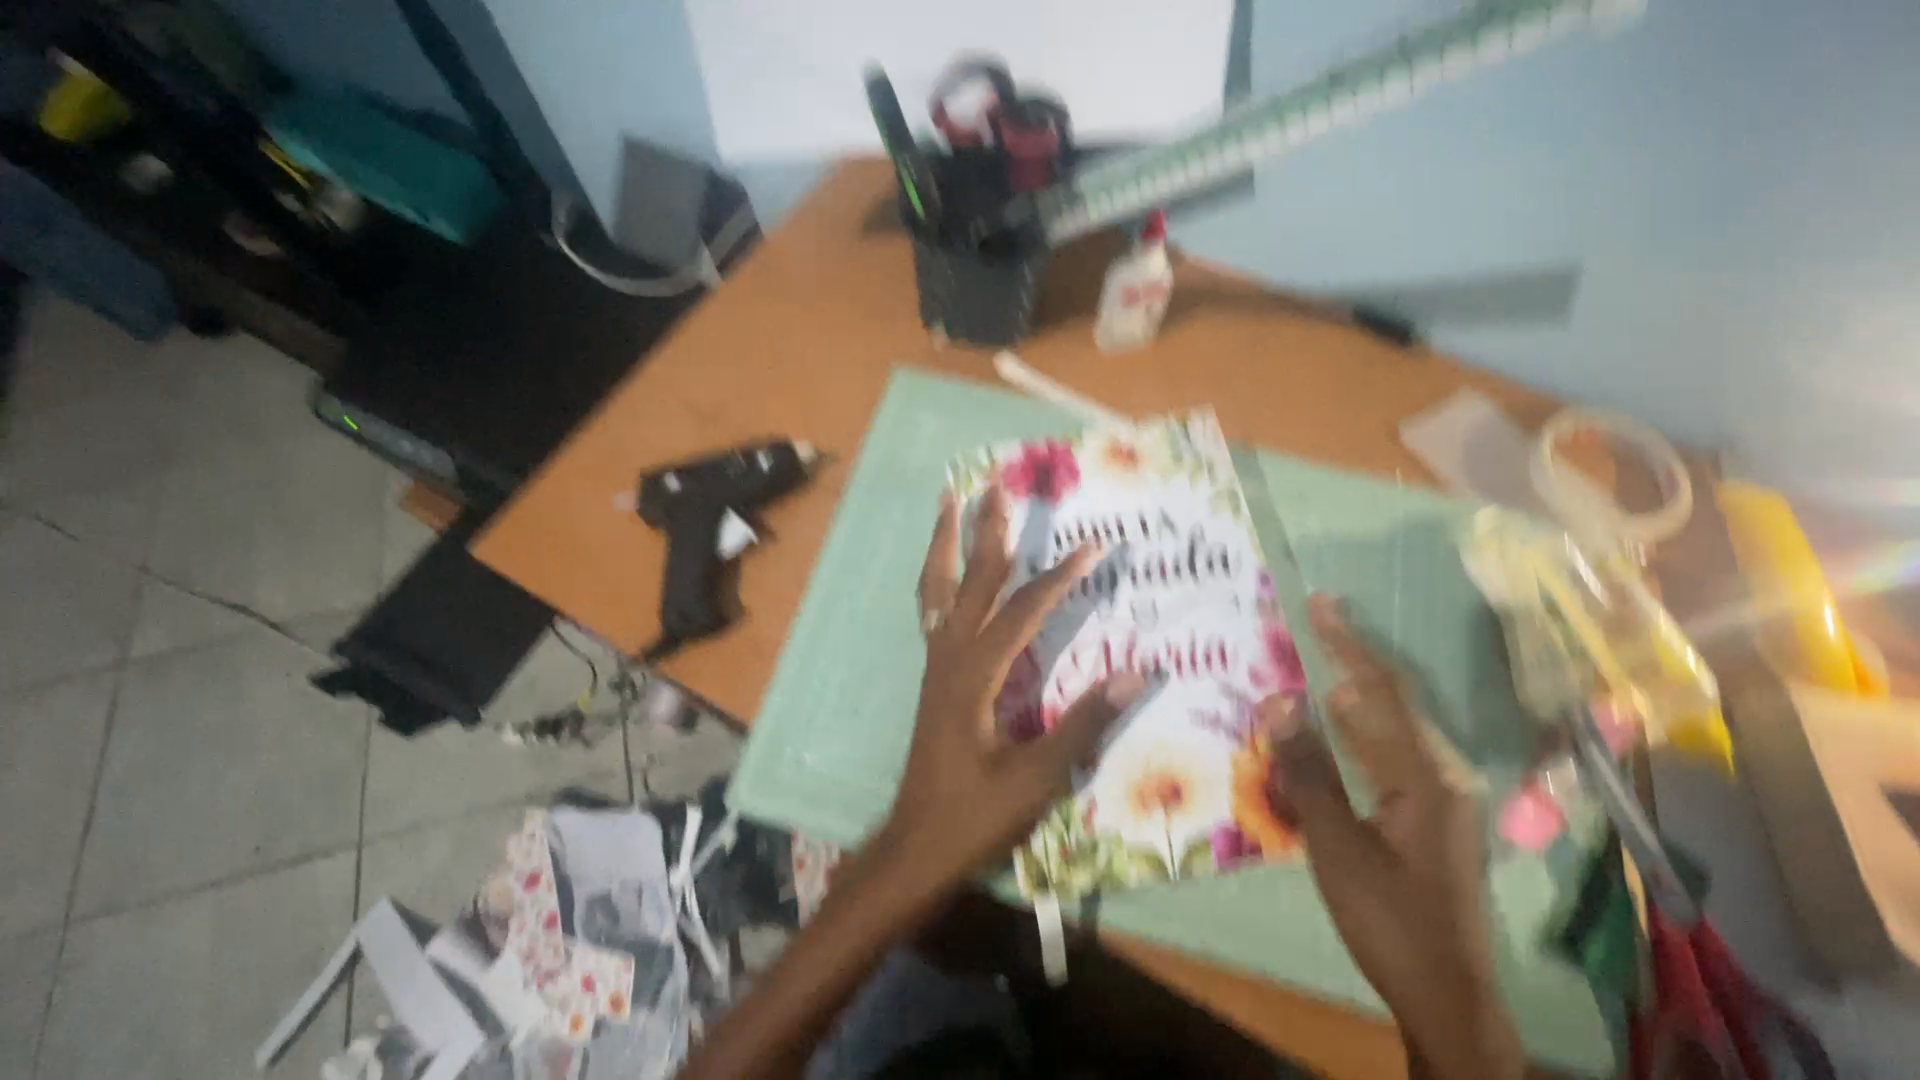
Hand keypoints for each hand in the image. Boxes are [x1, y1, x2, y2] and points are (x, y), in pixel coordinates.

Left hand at [879, 486, 1146, 890]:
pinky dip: (938, 581)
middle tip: (994, 487)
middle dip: (986, 532)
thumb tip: (1137, 673)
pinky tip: (941, 575)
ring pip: (939, 590)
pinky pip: (933, 613)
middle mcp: (950, 658)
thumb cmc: (976, 814)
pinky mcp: (933, 680)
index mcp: (976, 674)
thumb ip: (1085, 723)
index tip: (1092, 545)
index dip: (1060, 577)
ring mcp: (936, 667)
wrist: (917, 844)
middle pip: (971, 582)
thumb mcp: (1038, 776)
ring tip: (948, 503)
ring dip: (948, 545)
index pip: (1024, 610)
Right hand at [1264, 593, 1522, 1079]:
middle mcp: (1443, 775)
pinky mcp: (1432, 819)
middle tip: (1315, 622)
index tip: (1319, 604)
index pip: (1381, 692)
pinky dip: (1360, 732)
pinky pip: (1393, 756)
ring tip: (1317, 665)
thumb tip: (1278, 701)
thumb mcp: (1338, 847)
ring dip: (1356, 694)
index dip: (1348, 644)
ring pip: (1395, 728)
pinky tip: (1339, 729)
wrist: (1447, 994)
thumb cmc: (1390, 919)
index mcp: (1426, 776)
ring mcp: (1442, 799)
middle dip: (1354, 658)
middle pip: (1395, 701)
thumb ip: (1309, 772)